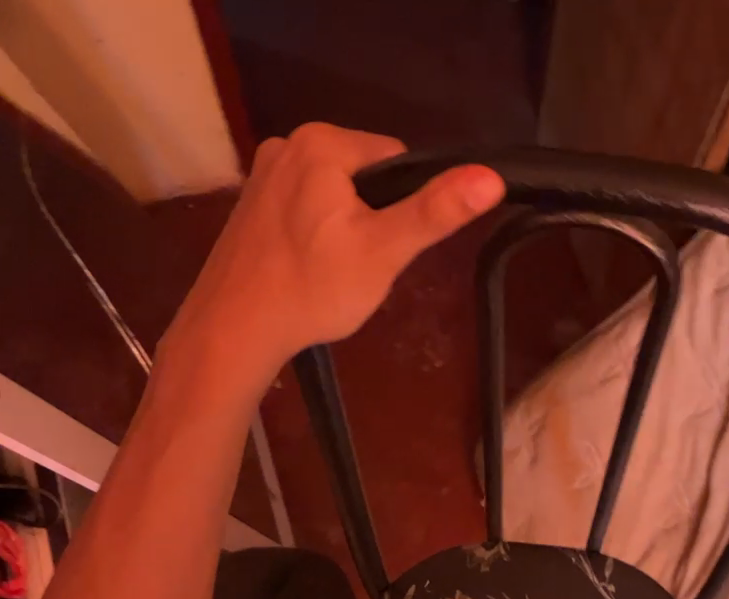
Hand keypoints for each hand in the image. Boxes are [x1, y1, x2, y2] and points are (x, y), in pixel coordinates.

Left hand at [161, 123, 504, 384]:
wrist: (236, 327)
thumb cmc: (315, 288)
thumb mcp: (385, 251)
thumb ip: (435, 212)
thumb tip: (492, 177)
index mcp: (323, 142)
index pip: (396, 161)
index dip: (402, 208)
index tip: (386, 246)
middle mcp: (287, 142)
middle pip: (364, 177)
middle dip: (372, 219)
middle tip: (359, 266)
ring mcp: (264, 172)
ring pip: (335, 195)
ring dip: (345, 229)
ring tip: (333, 272)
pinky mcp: (250, 202)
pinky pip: (305, 208)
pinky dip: (315, 235)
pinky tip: (307, 269)